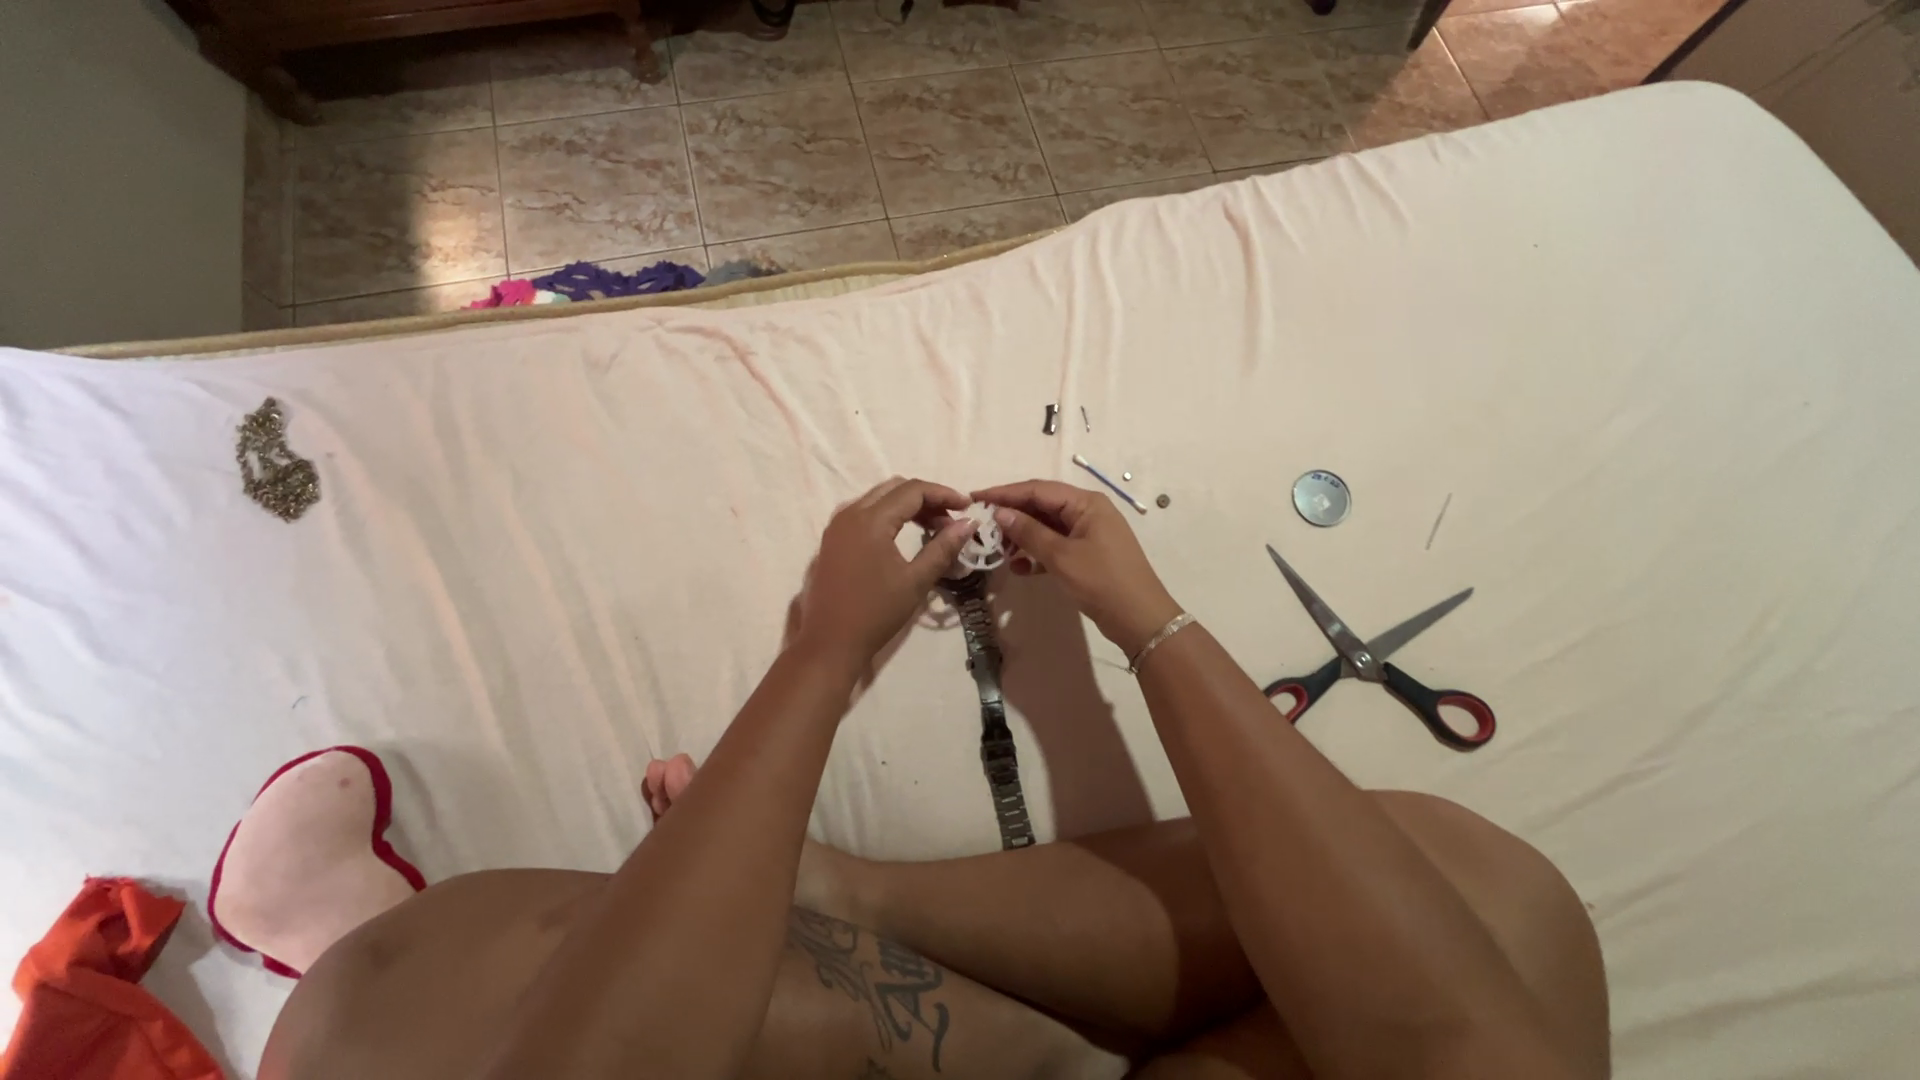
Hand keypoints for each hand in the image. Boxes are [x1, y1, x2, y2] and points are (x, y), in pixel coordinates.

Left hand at [793, 477, 976, 666]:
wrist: (829, 643)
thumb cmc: (875, 613)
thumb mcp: (915, 581)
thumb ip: (943, 548)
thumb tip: (968, 524)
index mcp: (870, 520)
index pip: (913, 490)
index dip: (944, 494)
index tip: (967, 507)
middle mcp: (849, 514)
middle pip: (894, 488)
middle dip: (926, 498)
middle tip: (950, 520)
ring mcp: (836, 526)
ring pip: (877, 498)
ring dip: (906, 506)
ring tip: (931, 528)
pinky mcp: (831, 540)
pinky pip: (863, 513)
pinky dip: (887, 515)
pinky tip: (902, 537)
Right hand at [971, 480, 1182, 655]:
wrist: (1140, 619)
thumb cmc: (1102, 582)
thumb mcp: (1061, 557)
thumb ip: (1029, 532)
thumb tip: (1000, 513)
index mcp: (1086, 503)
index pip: (1038, 489)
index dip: (1005, 493)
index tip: (975, 497)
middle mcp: (1088, 511)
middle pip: (1042, 505)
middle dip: (1012, 515)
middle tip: (983, 526)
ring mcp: (1089, 533)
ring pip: (1047, 527)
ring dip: (1023, 536)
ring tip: (999, 550)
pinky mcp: (1088, 554)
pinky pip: (1056, 546)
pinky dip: (1037, 553)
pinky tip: (1020, 567)